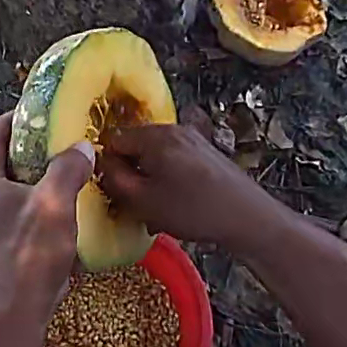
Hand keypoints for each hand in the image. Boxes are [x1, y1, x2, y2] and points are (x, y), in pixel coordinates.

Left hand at [0, 112, 93, 318]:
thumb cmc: (32, 250)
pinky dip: (49, 194)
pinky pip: (32, 204)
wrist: (23, 303)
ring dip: (44, 170)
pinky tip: (75, 193)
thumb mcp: (54, 202)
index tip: (39, 107)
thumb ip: (67, 168)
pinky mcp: (15, 237)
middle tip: (64, 131)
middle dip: (34, 143)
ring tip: (74, 158)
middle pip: (8, 158)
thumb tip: (83, 147)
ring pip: (22, 183)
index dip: (14, 118)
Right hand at [98, 124, 291, 251]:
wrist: (247, 217)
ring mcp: (192, 139)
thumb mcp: (142, 199)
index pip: (113, 139)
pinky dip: (166, 180)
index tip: (111, 190)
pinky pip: (173, 162)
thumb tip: (98, 162)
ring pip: (154, 157)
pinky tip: (175, 205)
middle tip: (133, 204)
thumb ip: (113, 178)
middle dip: (129, 173)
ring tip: (155, 209)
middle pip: (135, 146)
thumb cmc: (191, 210)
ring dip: (148, 180)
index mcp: (155, 136)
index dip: (106, 164)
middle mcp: (173, 129)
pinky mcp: (205, 153)